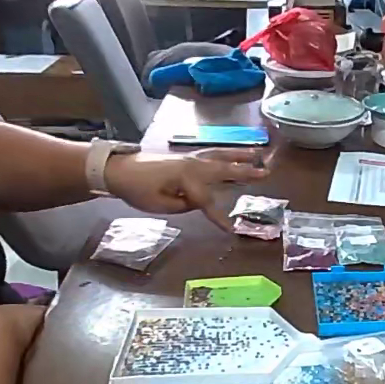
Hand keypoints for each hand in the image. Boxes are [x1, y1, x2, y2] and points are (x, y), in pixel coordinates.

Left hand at [103, 149, 269, 232]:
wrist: (118, 169)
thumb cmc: (136, 189)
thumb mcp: (159, 205)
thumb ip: (183, 205)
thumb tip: (198, 202)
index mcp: (186, 177)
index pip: (208, 200)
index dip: (219, 216)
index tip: (231, 230)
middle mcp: (193, 164)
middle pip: (224, 169)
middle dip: (245, 172)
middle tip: (266, 173)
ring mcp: (190, 158)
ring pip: (220, 156)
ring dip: (240, 157)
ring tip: (258, 156)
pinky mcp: (187, 158)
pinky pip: (213, 154)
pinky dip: (227, 153)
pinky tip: (236, 154)